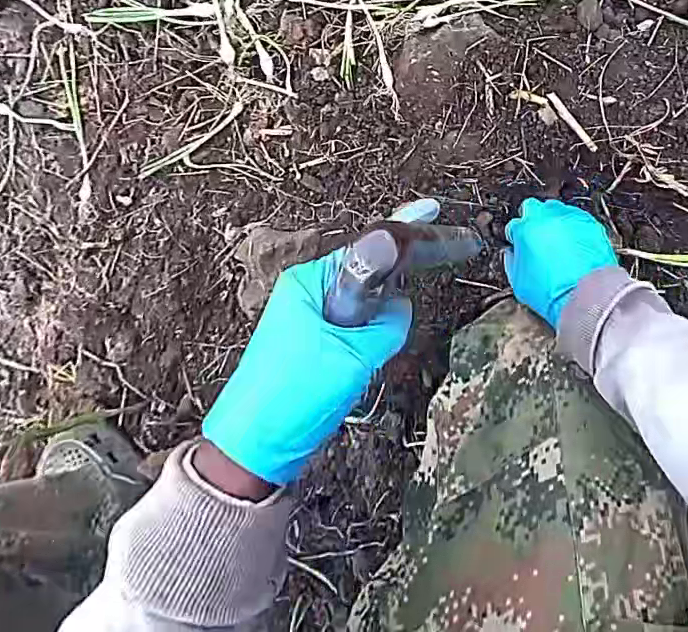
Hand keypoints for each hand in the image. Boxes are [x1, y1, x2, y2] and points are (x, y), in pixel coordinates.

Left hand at [201, 249, 409, 485]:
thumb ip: (390, 324)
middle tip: (384, 335)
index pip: (366, 250)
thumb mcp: (356, 356)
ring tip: (357, 365)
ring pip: (358, 311)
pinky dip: (358, 348)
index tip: (436, 237)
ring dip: (369, 334)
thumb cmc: (290, 398)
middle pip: (364, 281)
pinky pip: (347, 332)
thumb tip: (403, 306)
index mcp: (309, 281)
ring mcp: (303, 318)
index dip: (401, 250)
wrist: (251, 452)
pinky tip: (350, 375)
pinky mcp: (307, 343)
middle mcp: (304, 292)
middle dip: (381, 308)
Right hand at [502, 198, 618, 326]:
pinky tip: (575, 247)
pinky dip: (574, 229)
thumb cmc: (553, 293)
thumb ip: (512, 261)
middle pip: (533, 209)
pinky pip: (577, 219)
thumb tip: (513, 255)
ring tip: (559, 245)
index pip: (514, 225)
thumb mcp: (519, 282)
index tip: (521, 245)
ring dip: (554, 223)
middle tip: (538, 240)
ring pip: (557, 210)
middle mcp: (546, 216)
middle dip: (534, 222)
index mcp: (525, 229)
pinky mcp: (590, 222)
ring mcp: (569, 217)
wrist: (586, 296)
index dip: (516, 237)